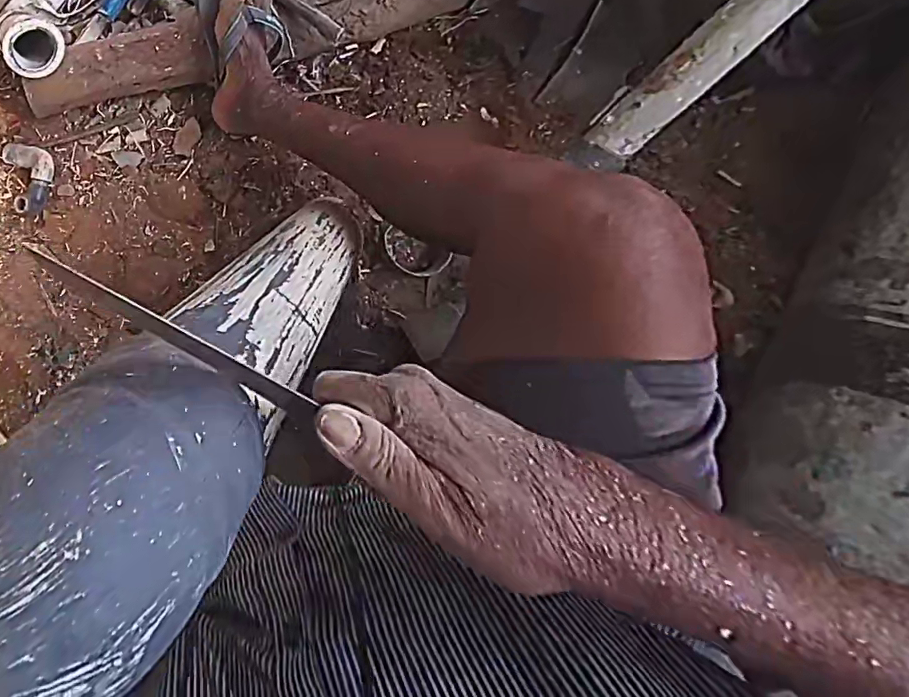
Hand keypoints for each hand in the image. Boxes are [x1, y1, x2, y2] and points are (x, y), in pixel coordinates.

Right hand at [312, 365, 618, 595]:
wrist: (582, 516)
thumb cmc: (516, 524)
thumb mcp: (435, 508)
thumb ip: (376, 458)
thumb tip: (326, 420)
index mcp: (404, 403)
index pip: (326, 393)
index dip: (327, 431)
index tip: (343, 467)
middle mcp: (414, 383)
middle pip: (344, 396)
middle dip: (349, 435)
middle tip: (383, 484)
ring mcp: (431, 389)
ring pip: (367, 404)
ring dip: (374, 439)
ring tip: (409, 483)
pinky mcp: (444, 401)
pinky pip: (392, 409)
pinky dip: (396, 437)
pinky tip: (426, 472)